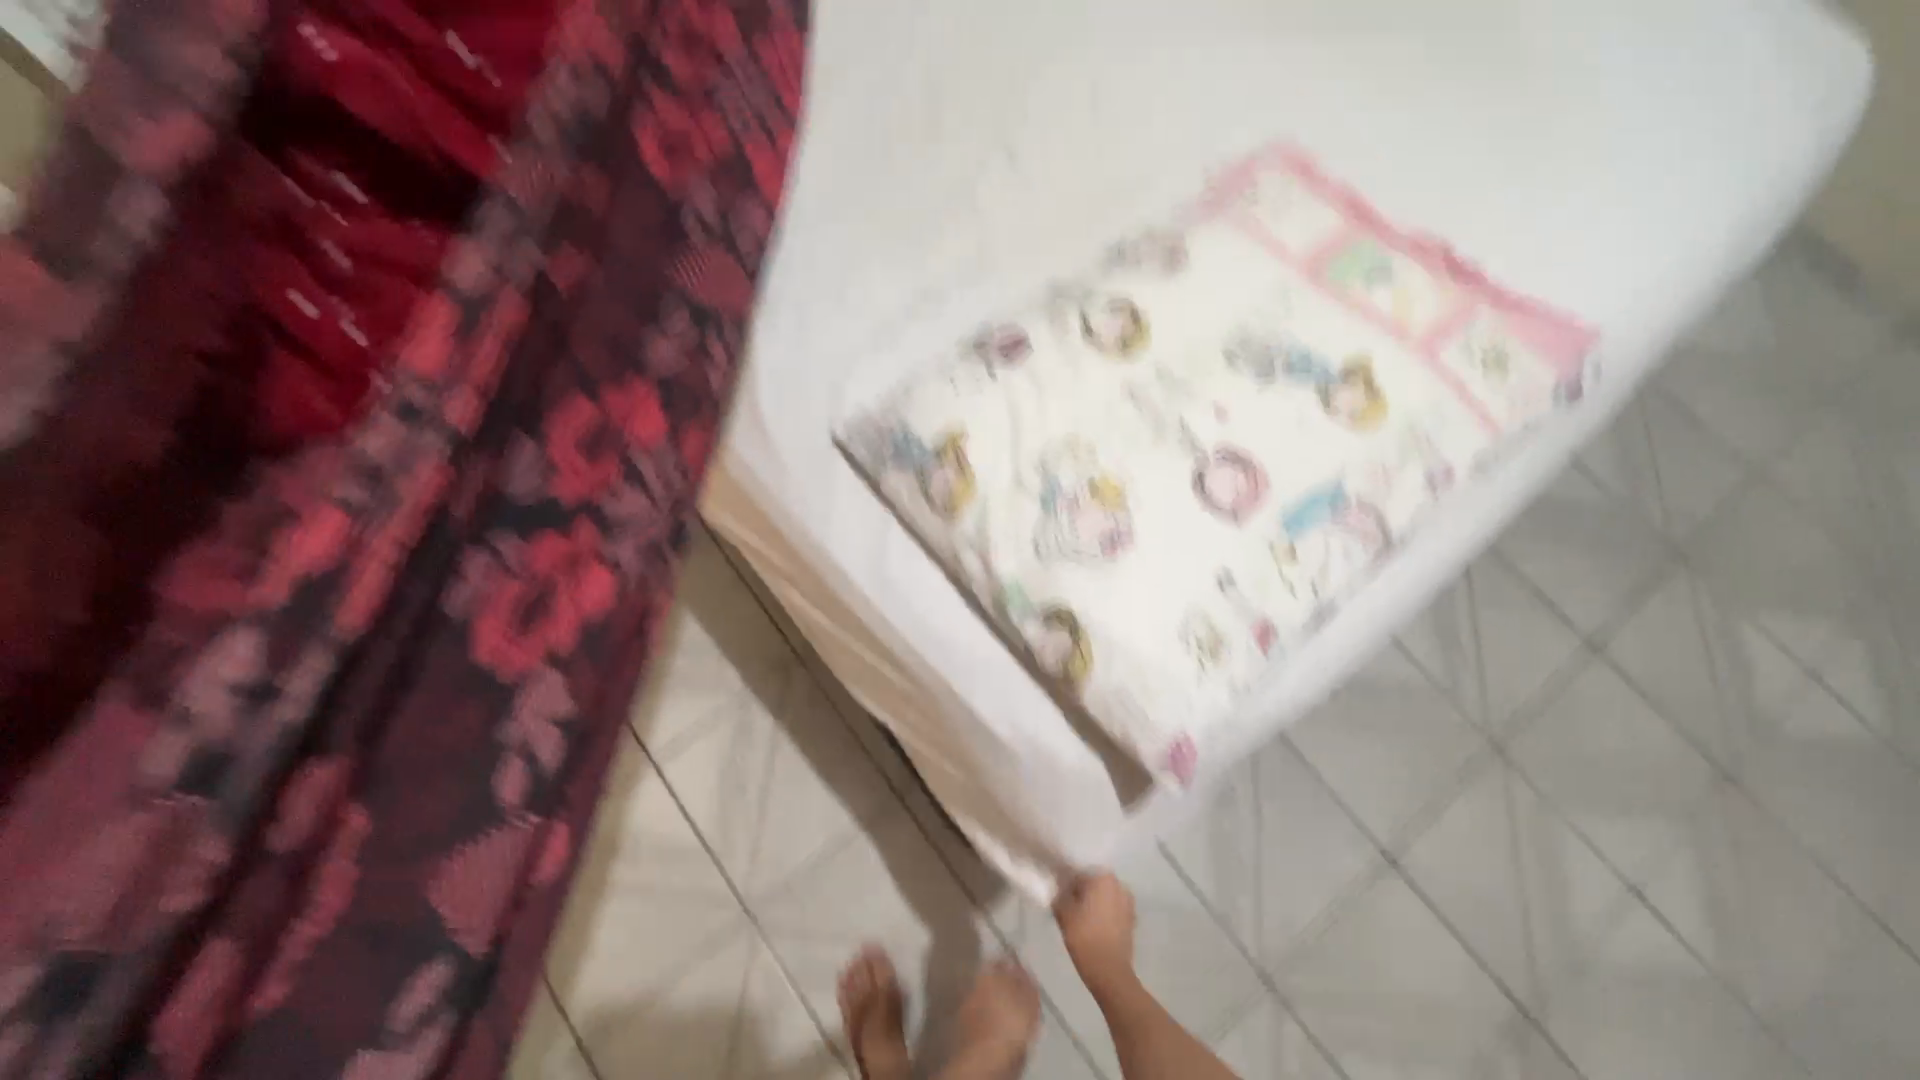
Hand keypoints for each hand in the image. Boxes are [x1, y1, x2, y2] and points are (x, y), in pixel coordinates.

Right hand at [1053, 871, 1135, 988]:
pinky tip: (1093, 927)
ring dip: (1093, 903)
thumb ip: (1059, 894)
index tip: (1056, 895)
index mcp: (1102, 878)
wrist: (1109, 971)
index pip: (1077, 873)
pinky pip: (1113, 909)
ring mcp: (1128, 902)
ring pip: (1104, 897)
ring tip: (1079, 918)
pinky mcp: (1132, 919)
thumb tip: (1059, 887)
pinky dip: (1103, 914)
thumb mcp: (1062, 912)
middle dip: (1081, 892)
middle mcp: (1119, 884)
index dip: (1065, 884)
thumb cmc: (1084, 937)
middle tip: (1067, 907)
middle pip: (1093, 883)